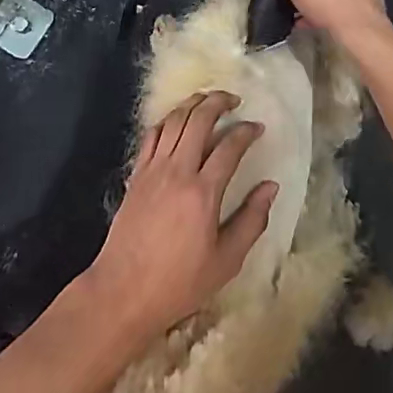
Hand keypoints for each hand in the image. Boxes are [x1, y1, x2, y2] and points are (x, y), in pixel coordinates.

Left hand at [83, 92, 277, 339]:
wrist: (121, 293)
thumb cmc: (179, 282)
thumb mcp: (226, 261)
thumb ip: (252, 220)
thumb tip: (270, 186)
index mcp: (203, 193)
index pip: (230, 146)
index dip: (246, 131)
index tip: (258, 128)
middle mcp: (177, 172)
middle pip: (199, 119)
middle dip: (219, 102)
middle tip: (234, 101)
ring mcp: (153, 170)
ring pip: (174, 120)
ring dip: (193, 104)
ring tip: (208, 100)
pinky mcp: (136, 176)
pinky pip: (152, 135)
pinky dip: (168, 121)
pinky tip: (177, 121)